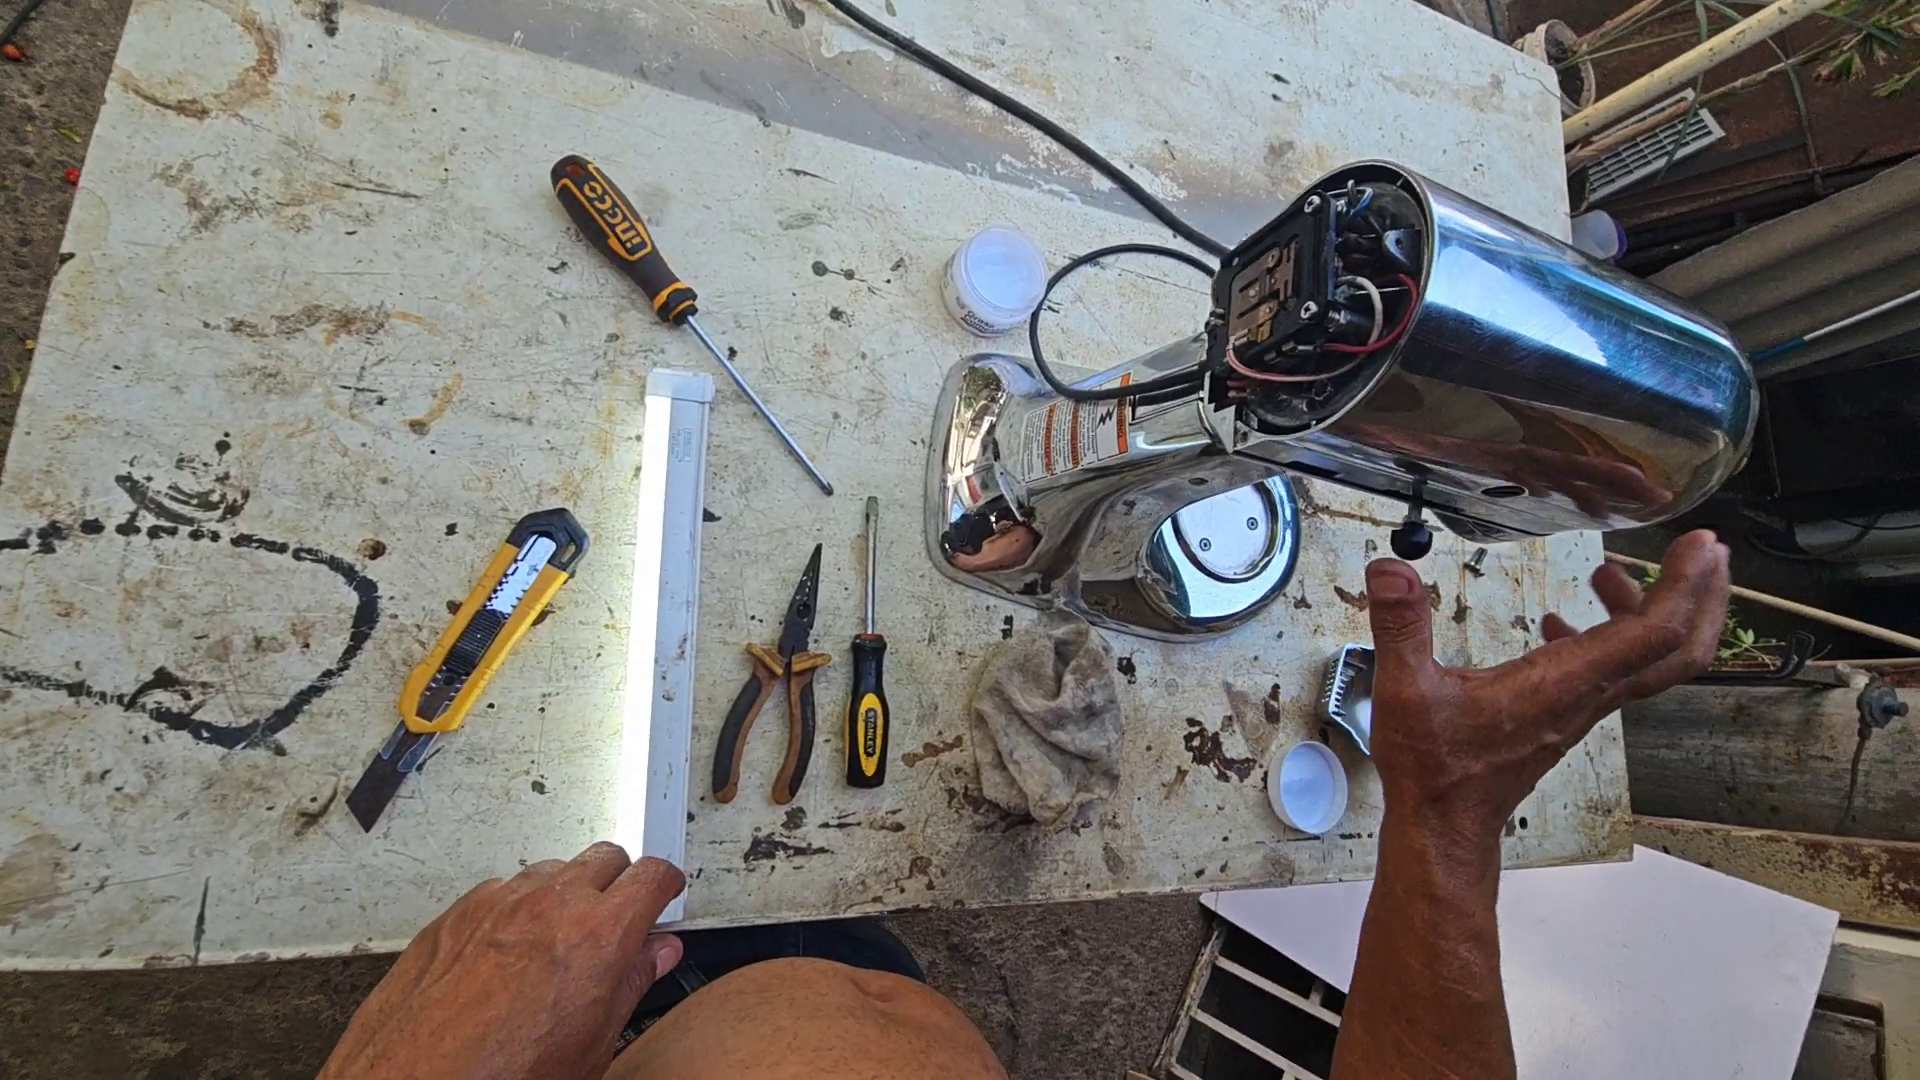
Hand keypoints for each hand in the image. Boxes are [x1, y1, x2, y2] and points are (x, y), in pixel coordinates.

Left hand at [320, 843, 685, 1079]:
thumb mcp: (590, 1048)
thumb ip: (632, 984)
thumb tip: (658, 953)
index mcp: (597, 936)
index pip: (653, 874)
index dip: (665, 885)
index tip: (663, 895)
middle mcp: (552, 905)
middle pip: (608, 856)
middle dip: (618, 882)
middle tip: (613, 917)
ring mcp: (500, 904)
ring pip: (555, 869)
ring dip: (566, 893)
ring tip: (555, 940)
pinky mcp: (455, 914)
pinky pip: (502, 890)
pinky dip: (515, 909)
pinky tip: (506, 952)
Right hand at [1364, 530, 1729, 845]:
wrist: (1444, 820)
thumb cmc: (1432, 764)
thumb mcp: (1403, 688)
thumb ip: (1400, 625)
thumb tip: (1389, 568)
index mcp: (1560, 684)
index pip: (1652, 632)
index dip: (1685, 585)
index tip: (1702, 544)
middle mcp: (1583, 695)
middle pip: (1676, 649)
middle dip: (1700, 596)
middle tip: (1702, 551)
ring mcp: (1576, 709)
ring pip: (1646, 661)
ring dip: (1651, 613)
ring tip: (1616, 573)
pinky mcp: (1559, 716)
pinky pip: (1608, 672)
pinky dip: (1606, 636)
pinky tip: (1562, 621)